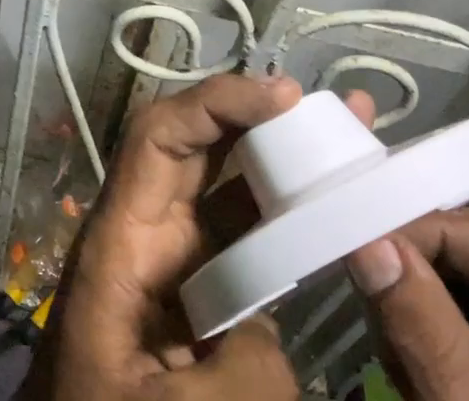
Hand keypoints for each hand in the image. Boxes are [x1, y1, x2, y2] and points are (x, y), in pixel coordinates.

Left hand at [21, 75, 375, 399]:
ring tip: (348, 146)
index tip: (283, 97)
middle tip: (338, 112)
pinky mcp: (199, 298)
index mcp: (120, 240)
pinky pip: (245, 244)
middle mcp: (147, 234)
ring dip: (282, 166)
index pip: (158, 137)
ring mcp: (175, 264)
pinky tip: (333, 219)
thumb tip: (269, 334)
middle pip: (198, 151)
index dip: (216, 103)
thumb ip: (245, 371)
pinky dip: (286, 223)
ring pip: (228, 193)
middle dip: (260, 119)